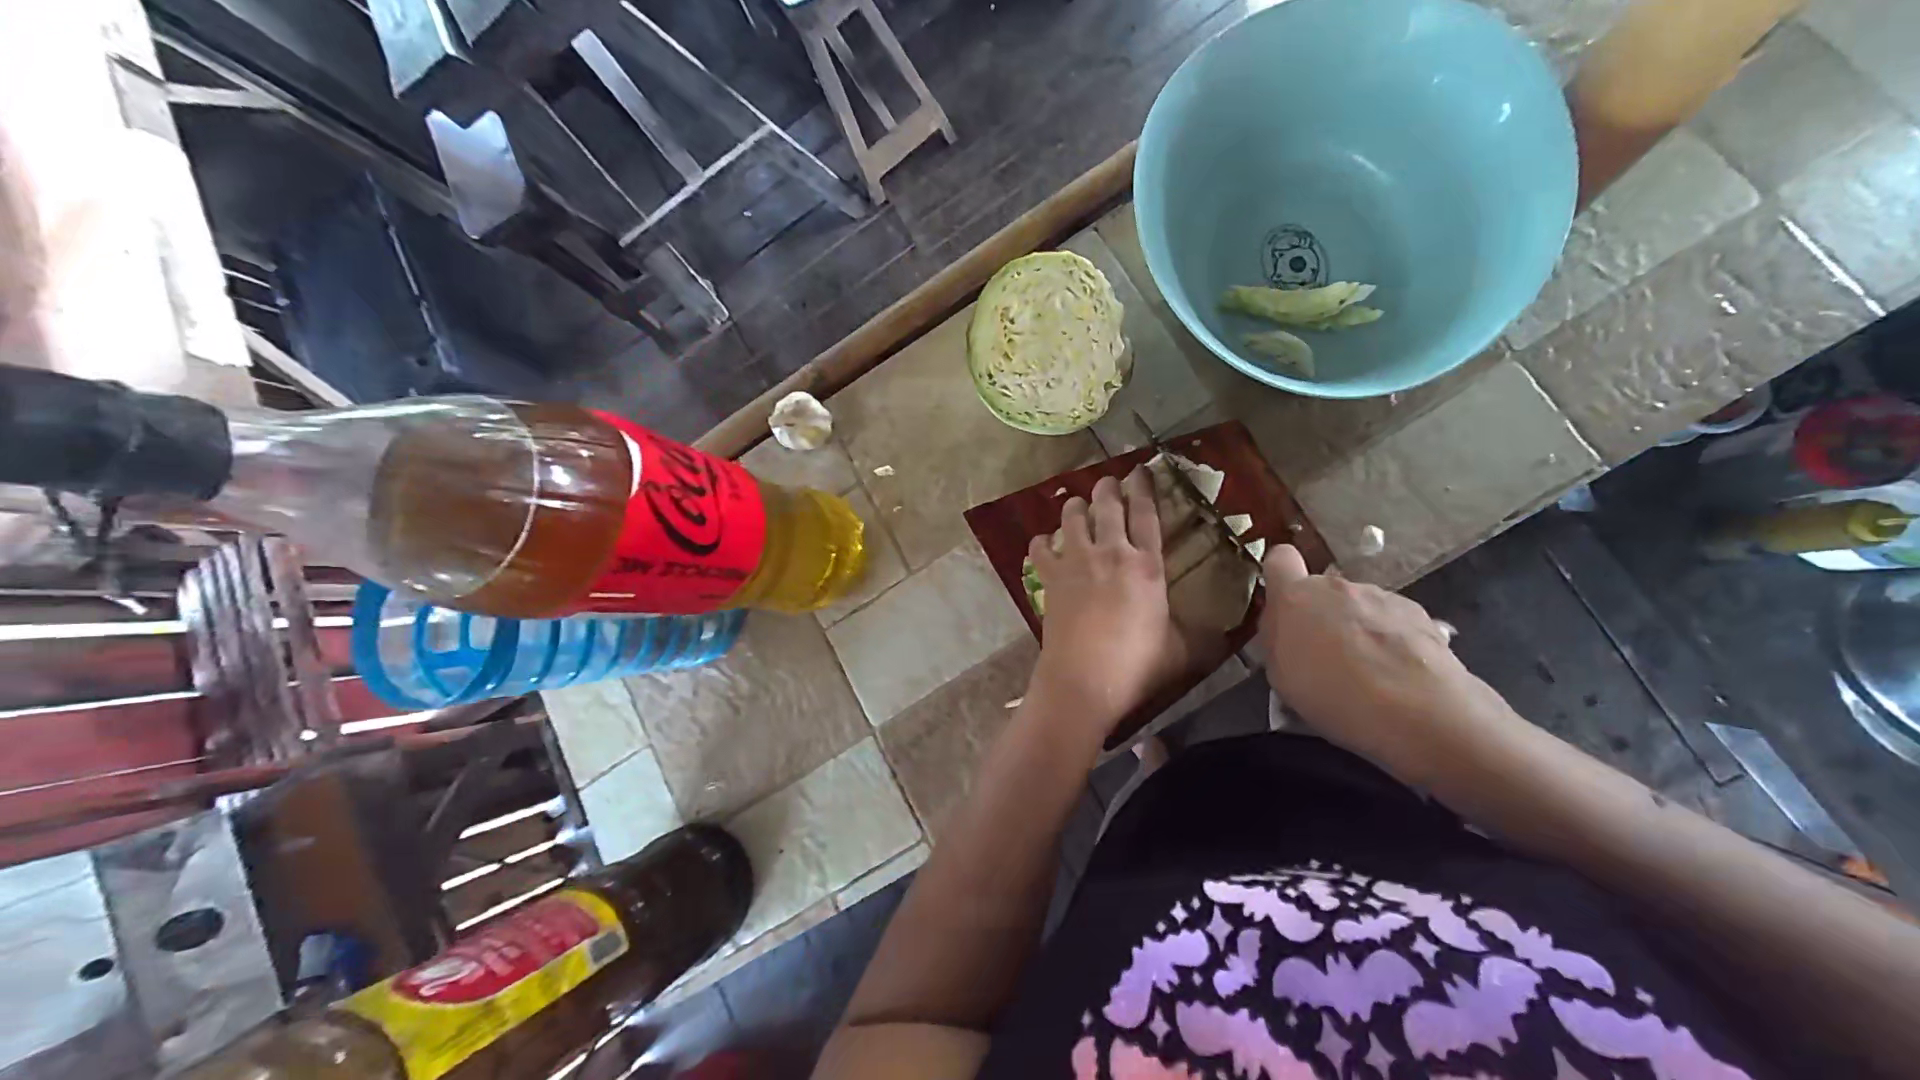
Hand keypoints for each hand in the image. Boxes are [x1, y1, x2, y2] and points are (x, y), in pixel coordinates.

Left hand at [1028, 470, 1196, 736]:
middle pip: (1108, 507)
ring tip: (1077, 503)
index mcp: (1147, 565)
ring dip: (1075, 506)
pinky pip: (1041, 549)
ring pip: (1073, 518)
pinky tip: (1044, 542)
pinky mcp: (1050, 579)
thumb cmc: (1137, 664)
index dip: (1145, 489)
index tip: (1141, 471)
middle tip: (1108, 482)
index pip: (1147, 514)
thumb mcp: (1181, 649)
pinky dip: (1042, 542)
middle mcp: (1111, 553)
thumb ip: (1199, 634)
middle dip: (1108, 488)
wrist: (1085, 678)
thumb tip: (1225, 634)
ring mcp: (1077, 563)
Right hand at [1259, 545, 1501, 781]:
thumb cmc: (1331, 693)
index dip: (1281, 576)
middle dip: (1322, 614)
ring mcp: (1381, 596)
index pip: (1279, 558)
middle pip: (1323, 590)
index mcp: (1295, 596)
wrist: (1416, 709)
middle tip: (1327, 654)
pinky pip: (1393, 621)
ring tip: (1370, 670)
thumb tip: (1284, 627)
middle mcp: (1336, 586)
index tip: (1283, 603)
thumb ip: (1277, 639)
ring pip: (1360, 606)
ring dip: (1359, 628)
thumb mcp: (1280, 674)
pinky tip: (1398, 673)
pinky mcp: (1419, 613)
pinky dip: (1392, 639)